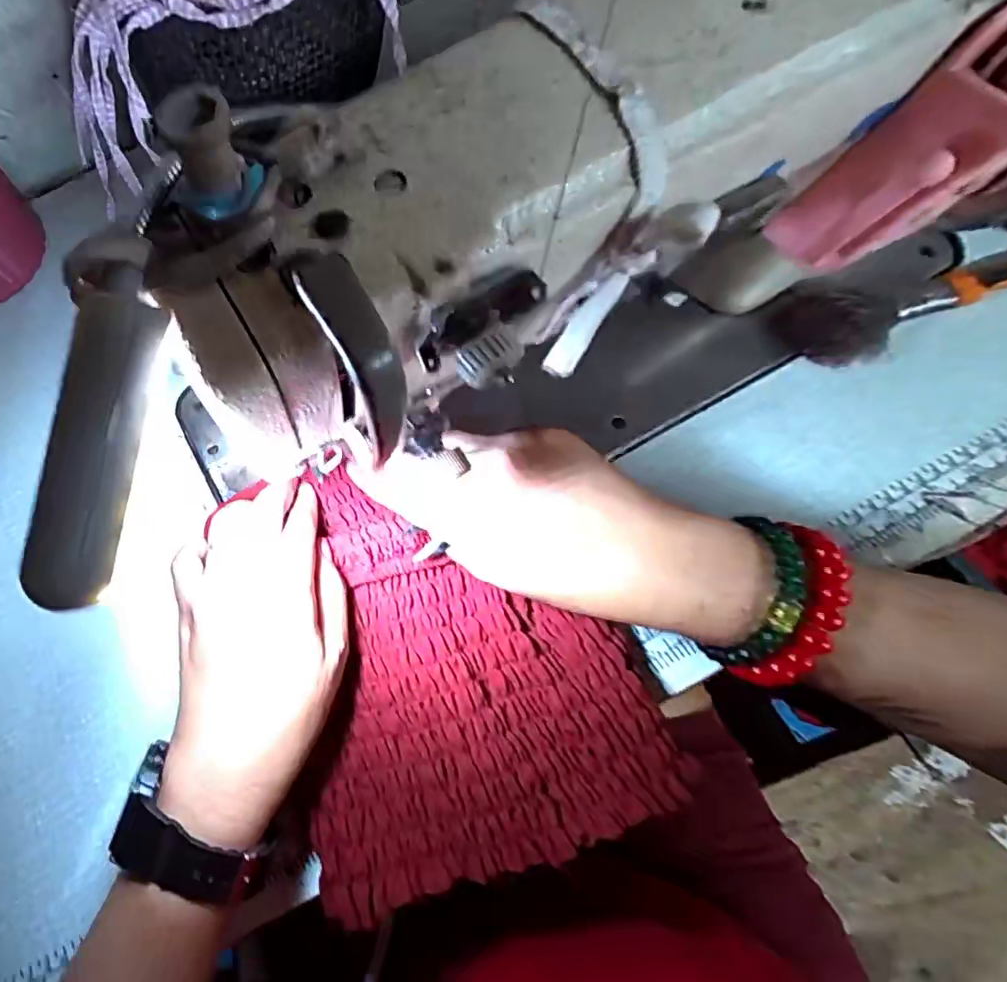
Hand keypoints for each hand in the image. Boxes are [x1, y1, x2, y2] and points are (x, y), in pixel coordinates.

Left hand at [158, 480, 349, 850]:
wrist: (226, 761)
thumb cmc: (290, 716)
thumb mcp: (334, 660)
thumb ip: (332, 596)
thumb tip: (325, 551)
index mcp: (288, 598)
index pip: (296, 531)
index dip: (305, 506)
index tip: (311, 493)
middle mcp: (245, 586)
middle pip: (258, 518)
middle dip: (275, 494)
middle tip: (289, 486)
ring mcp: (208, 595)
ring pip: (222, 529)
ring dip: (244, 509)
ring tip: (260, 507)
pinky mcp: (184, 610)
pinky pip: (185, 557)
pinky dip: (200, 539)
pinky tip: (218, 542)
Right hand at [351, 429, 772, 640]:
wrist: (649, 553)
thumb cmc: (573, 577)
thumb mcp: (496, 564)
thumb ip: (452, 529)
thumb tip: (426, 505)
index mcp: (472, 509)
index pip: (402, 477)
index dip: (374, 467)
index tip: (357, 457)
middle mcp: (488, 464)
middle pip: (430, 448)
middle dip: (421, 461)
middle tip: (427, 478)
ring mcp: (519, 440)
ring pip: (467, 441)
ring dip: (464, 458)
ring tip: (492, 486)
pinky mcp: (545, 429)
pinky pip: (502, 439)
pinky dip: (499, 456)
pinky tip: (526, 479)